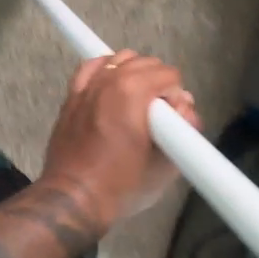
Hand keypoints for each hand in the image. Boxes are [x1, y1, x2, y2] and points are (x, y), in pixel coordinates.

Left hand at [37, 50, 201, 230]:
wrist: (74, 198)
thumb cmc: (122, 186)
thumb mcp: (166, 165)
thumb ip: (184, 130)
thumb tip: (186, 108)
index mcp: (133, 92)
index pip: (170, 75)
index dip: (177, 97)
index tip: (173, 120)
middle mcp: (110, 80)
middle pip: (147, 63)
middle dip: (159, 84)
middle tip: (159, 116)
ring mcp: (88, 84)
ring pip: (121, 59)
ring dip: (135, 74)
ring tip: (138, 103)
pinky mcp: (73, 94)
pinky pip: (93, 65)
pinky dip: (107, 69)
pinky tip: (112, 86)